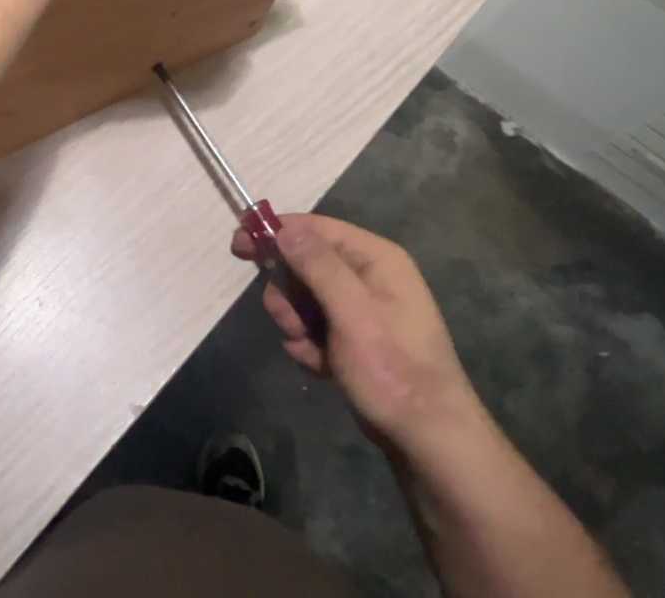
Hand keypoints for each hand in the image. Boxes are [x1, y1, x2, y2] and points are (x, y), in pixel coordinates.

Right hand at [235, 214, 489, 456]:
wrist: (426, 436)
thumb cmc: (392, 367)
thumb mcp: (352, 312)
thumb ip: (317, 266)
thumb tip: (283, 229)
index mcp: (375, 259)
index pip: (315, 228)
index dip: (275, 232)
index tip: (238, 246)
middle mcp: (368, 276)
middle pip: (304, 263)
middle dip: (287, 292)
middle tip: (287, 321)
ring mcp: (361, 309)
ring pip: (303, 297)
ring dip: (295, 321)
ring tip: (306, 348)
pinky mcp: (353, 338)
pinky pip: (313, 326)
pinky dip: (307, 343)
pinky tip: (318, 364)